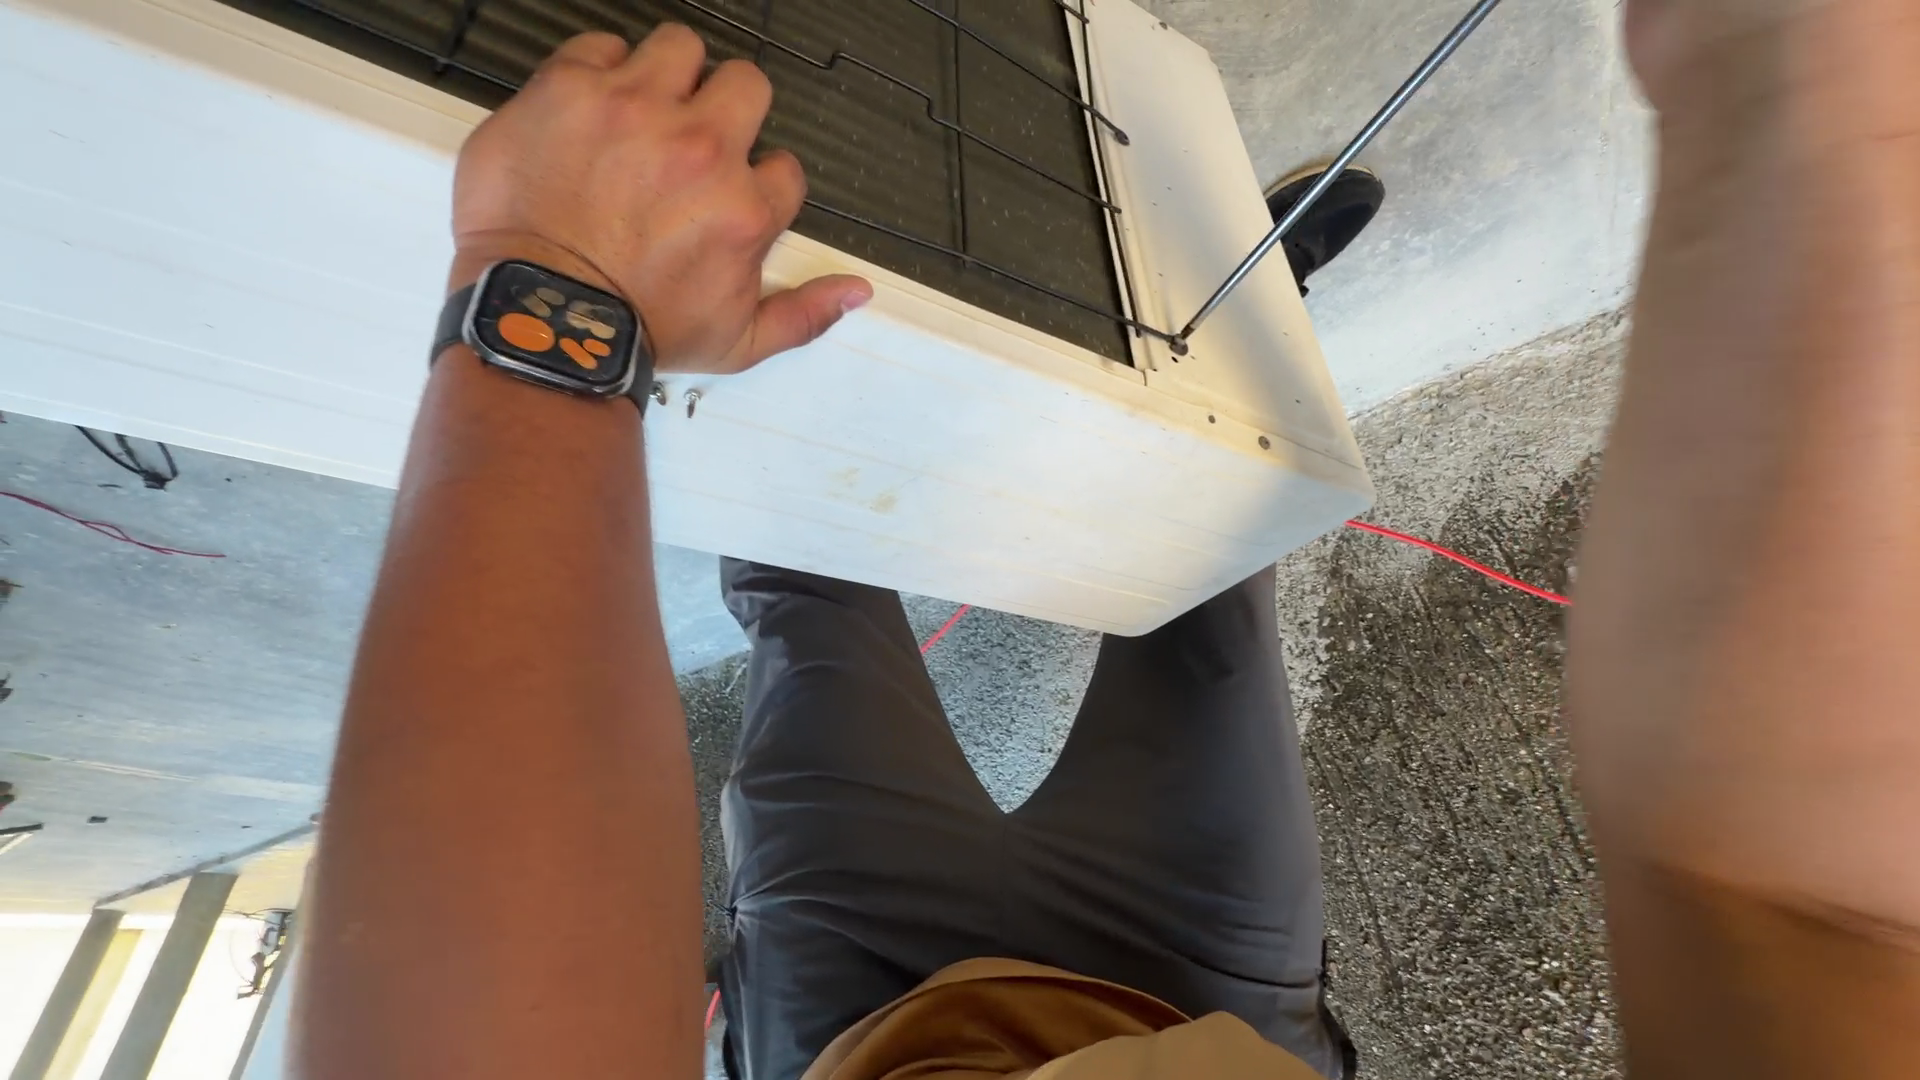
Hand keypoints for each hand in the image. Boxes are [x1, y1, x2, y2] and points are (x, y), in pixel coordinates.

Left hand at [447, 26, 871, 373]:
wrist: (547, 319)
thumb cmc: (641, 332)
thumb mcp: (740, 343)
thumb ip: (805, 314)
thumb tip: (857, 290)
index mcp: (745, 210)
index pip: (785, 167)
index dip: (761, 182)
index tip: (732, 198)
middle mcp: (700, 150)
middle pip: (748, 86)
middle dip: (732, 112)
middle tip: (699, 144)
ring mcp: (635, 111)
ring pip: (683, 48)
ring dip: (676, 77)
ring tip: (651, 115)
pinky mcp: (571, 89)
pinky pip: (605, 45)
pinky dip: (606, 71)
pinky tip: (599, 111)